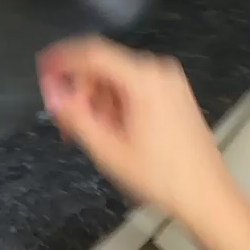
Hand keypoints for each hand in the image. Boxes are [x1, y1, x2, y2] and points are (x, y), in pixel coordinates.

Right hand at [38, 36, 243, 234]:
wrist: (206, 196)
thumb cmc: (166, 178)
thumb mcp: (108, 149)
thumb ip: (74, 116)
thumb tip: (52, 93)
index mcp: (144, 80)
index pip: (92, 53)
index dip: (62, 59)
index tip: (43, 68)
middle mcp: (159, 74)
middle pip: (104, 68)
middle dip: (80, 92)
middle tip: (65, 123)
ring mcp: (169, 84)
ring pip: (117, 81)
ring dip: (97, 103)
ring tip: (92, 137)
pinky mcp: (173, 96)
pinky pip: (134, 90)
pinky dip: (115, 107)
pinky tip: (111, 134)